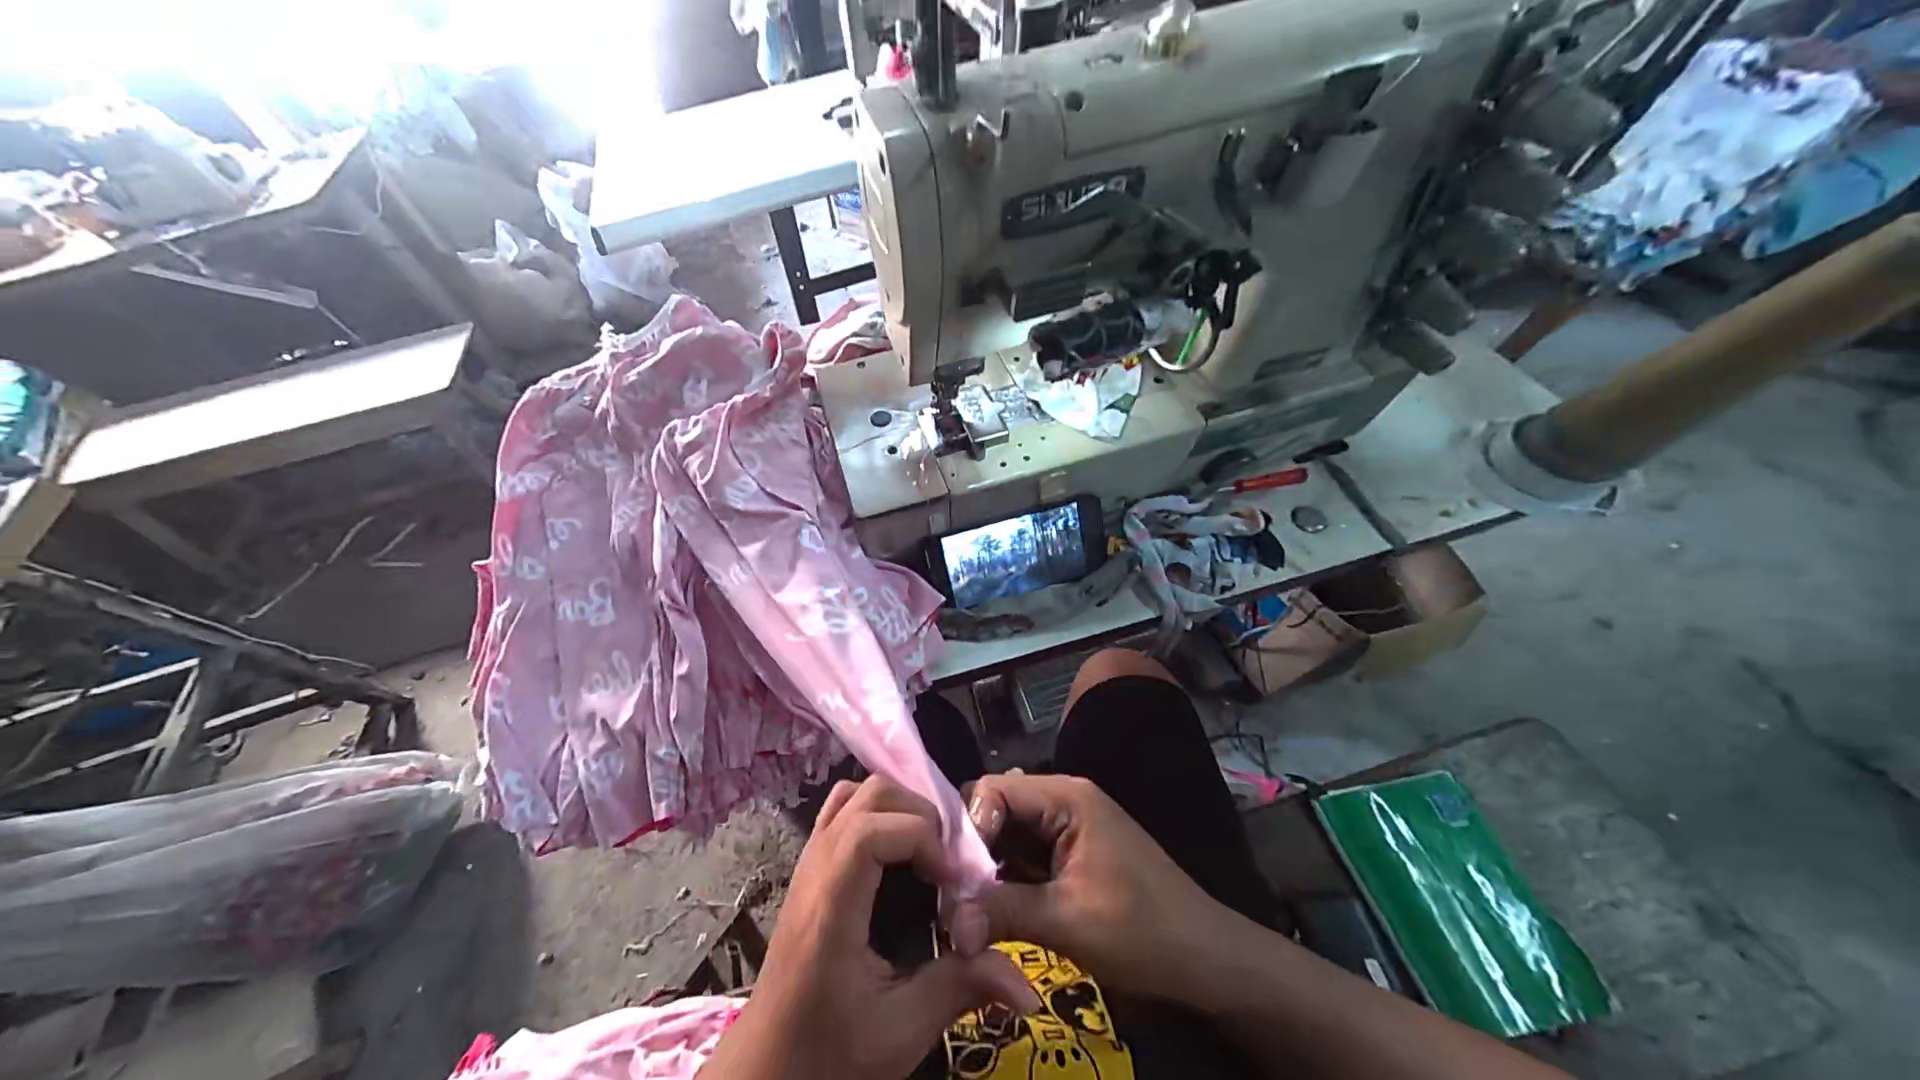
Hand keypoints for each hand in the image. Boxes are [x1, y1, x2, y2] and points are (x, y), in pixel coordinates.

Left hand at [701, 777, 1038, 1079]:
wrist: (769, 1065)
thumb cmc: (830, 1051)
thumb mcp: (901, 1031)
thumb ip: (961, 989)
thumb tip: (1030, 991)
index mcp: (832, 905)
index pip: (871, 831)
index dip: (923, 840)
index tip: (952, 881)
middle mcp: (815, 869)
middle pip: (869, 796)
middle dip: (920, 816)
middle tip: (946, 864)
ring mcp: (808, 862)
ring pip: (855, 794)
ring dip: (901, 809)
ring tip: (927, 853)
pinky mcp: (810, 866)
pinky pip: (842, 809)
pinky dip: (879, 812)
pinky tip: (900, 854)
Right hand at [954, 772, 1246, 1007]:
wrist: (1206, 963)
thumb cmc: (1143, 933)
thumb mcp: (1068, 921)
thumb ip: (1002, 910)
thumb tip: (947, 922)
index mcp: (1067, 797)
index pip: (993, 789)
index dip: (967, 829)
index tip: (952, 879)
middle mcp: (1062, 801)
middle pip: (995, 808)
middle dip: (970, 850)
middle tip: (952, 897)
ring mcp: (1066, 829)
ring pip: (1005, 835)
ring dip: (984, 869)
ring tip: (963, 908)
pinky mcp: (1067, 857)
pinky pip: (1021, 857)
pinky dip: (1002, 880)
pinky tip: (987, 909)